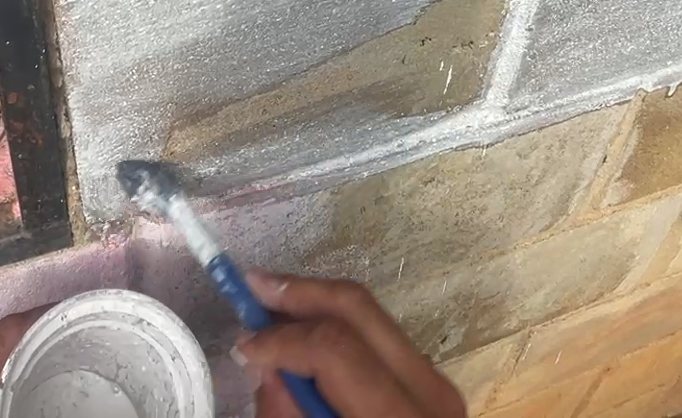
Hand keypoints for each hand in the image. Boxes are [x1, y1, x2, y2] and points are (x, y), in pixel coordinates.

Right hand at [235, 271, 465, 417]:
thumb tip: (267, 365)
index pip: (337, 350)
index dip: (282, 340)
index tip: (242, 347)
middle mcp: (430, 396)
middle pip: (359, 309)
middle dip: (300, 293)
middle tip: (251, 286)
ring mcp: (439, 388)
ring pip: (371, 315)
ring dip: (317, 304)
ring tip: (272, 304)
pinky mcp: (434, 389)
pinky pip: (380, 338)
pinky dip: (339, 328)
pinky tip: (307, 334)